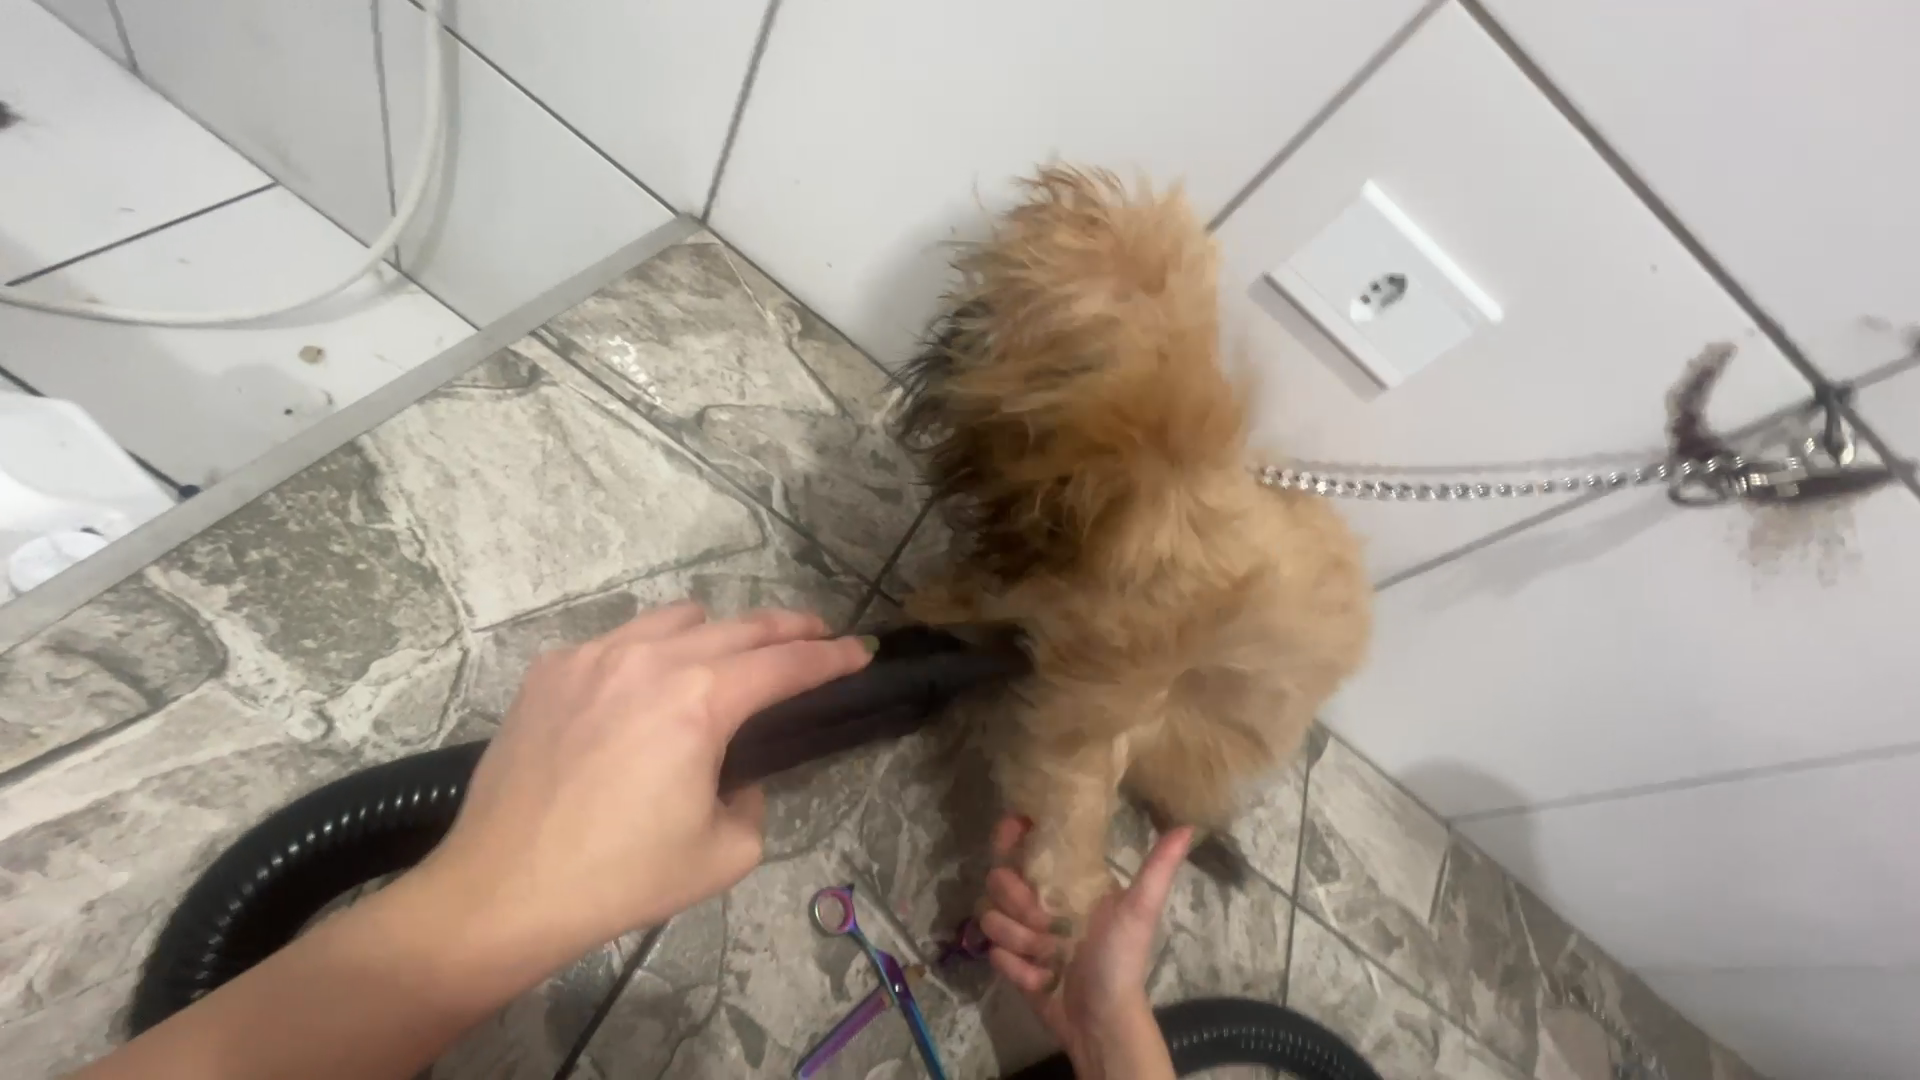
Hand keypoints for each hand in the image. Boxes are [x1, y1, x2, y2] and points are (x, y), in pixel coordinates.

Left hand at [407, 602, 871, 984]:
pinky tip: (644, 690)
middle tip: (820, 635)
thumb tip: (738, 769)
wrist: (501, 893)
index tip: (863, 649)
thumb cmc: (622, 878)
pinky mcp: (554, 667)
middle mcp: (654, 660)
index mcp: (702, 702)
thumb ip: (756, 796)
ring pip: (683, 617)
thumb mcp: (727, 853)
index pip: (789, 663)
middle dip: (793, 628)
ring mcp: (598, 655)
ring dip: (721, 632)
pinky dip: (652, 651)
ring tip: (729, 658)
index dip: (835, 655)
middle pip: (745, 624)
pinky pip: (623, 638)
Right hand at [980, 816, 1189, 1079]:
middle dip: (1019, 904)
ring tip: (1050, 958)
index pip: (1025, 842)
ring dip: (1021, 941)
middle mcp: (1039, 898)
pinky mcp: (1012, 961)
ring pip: (992, 916)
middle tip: (1047, 922)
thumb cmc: (1122, 960)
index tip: (1012, 830)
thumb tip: (1187, 827)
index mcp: (1066, 879)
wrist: (1104, 1022)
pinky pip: (993, 953)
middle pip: (999, 879)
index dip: (1011, 835)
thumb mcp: (1140, 910)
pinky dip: (1018, 969)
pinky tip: (1043, 979)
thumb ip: (1157, 868)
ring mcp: (1023, 930)